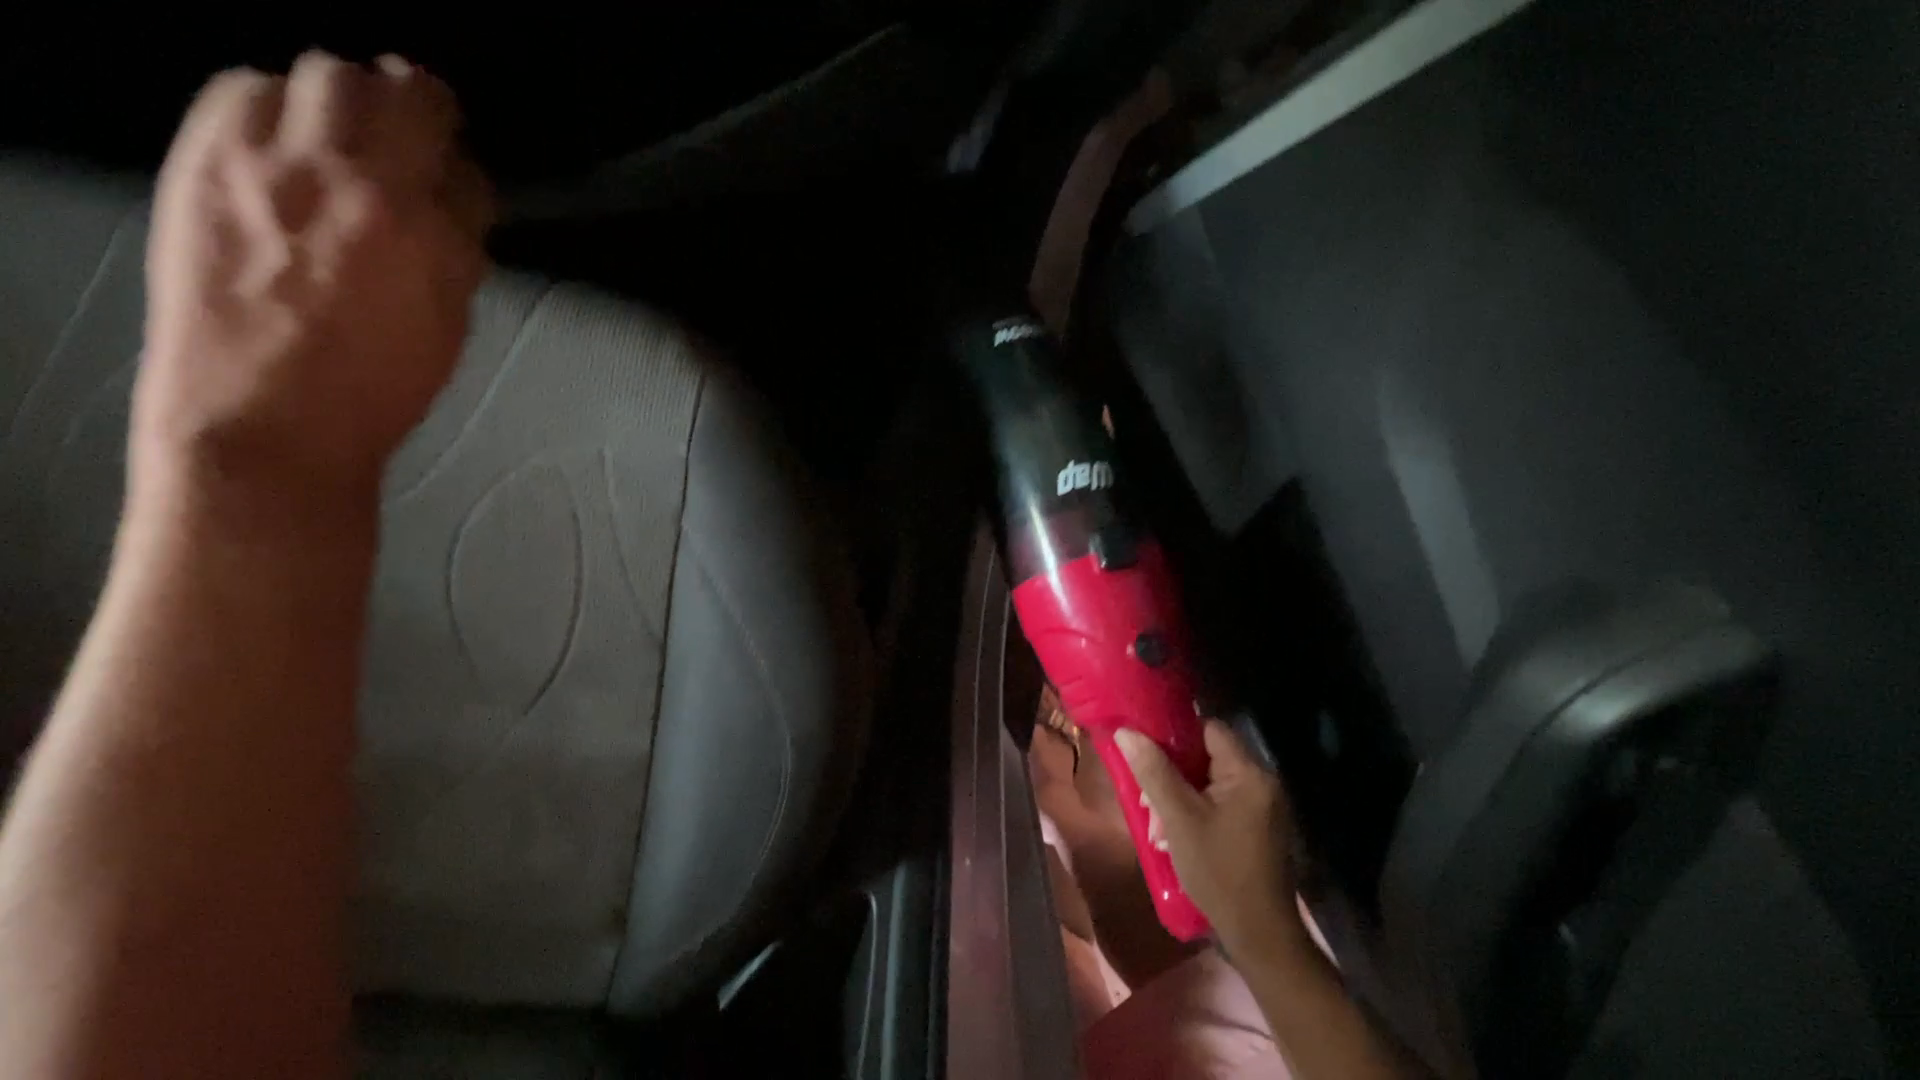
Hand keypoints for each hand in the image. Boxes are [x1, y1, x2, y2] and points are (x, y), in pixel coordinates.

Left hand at [133, 52, 492, 513]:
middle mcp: (362, 184)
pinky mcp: (206, 160)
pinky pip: (243, 88)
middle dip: (414, 111)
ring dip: (344, 99)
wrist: (263, 421)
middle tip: (404, 141)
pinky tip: (274, 147)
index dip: (462, 177)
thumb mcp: (446, 326)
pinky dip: (269, 104)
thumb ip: (456, 254)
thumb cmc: (374, 389)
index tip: (451, 192)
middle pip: (403, 92)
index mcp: (430, 236)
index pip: (467, 170)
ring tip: (335, 137)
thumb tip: (453, 210)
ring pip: (326, 74)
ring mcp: (278, 166)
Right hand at [1115, 720, 1301, 952]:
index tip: (1145, 747)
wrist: (1260, 934)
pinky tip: (1174, 835)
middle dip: (1172, 772)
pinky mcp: (1258, 828)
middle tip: (1145, 795)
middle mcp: (1262, 782)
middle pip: (1209, 756)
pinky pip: (1221, 803)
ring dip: (1180, 795)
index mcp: (1249, 773)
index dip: (1175, 733)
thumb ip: (1154, 772)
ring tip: (1156, 823)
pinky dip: (1196, 811)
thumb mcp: (1179, 819)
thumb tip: (1126, 732)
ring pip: (1211, 782)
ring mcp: (1263, 807)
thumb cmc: (1218, 871)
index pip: (1210, 729)